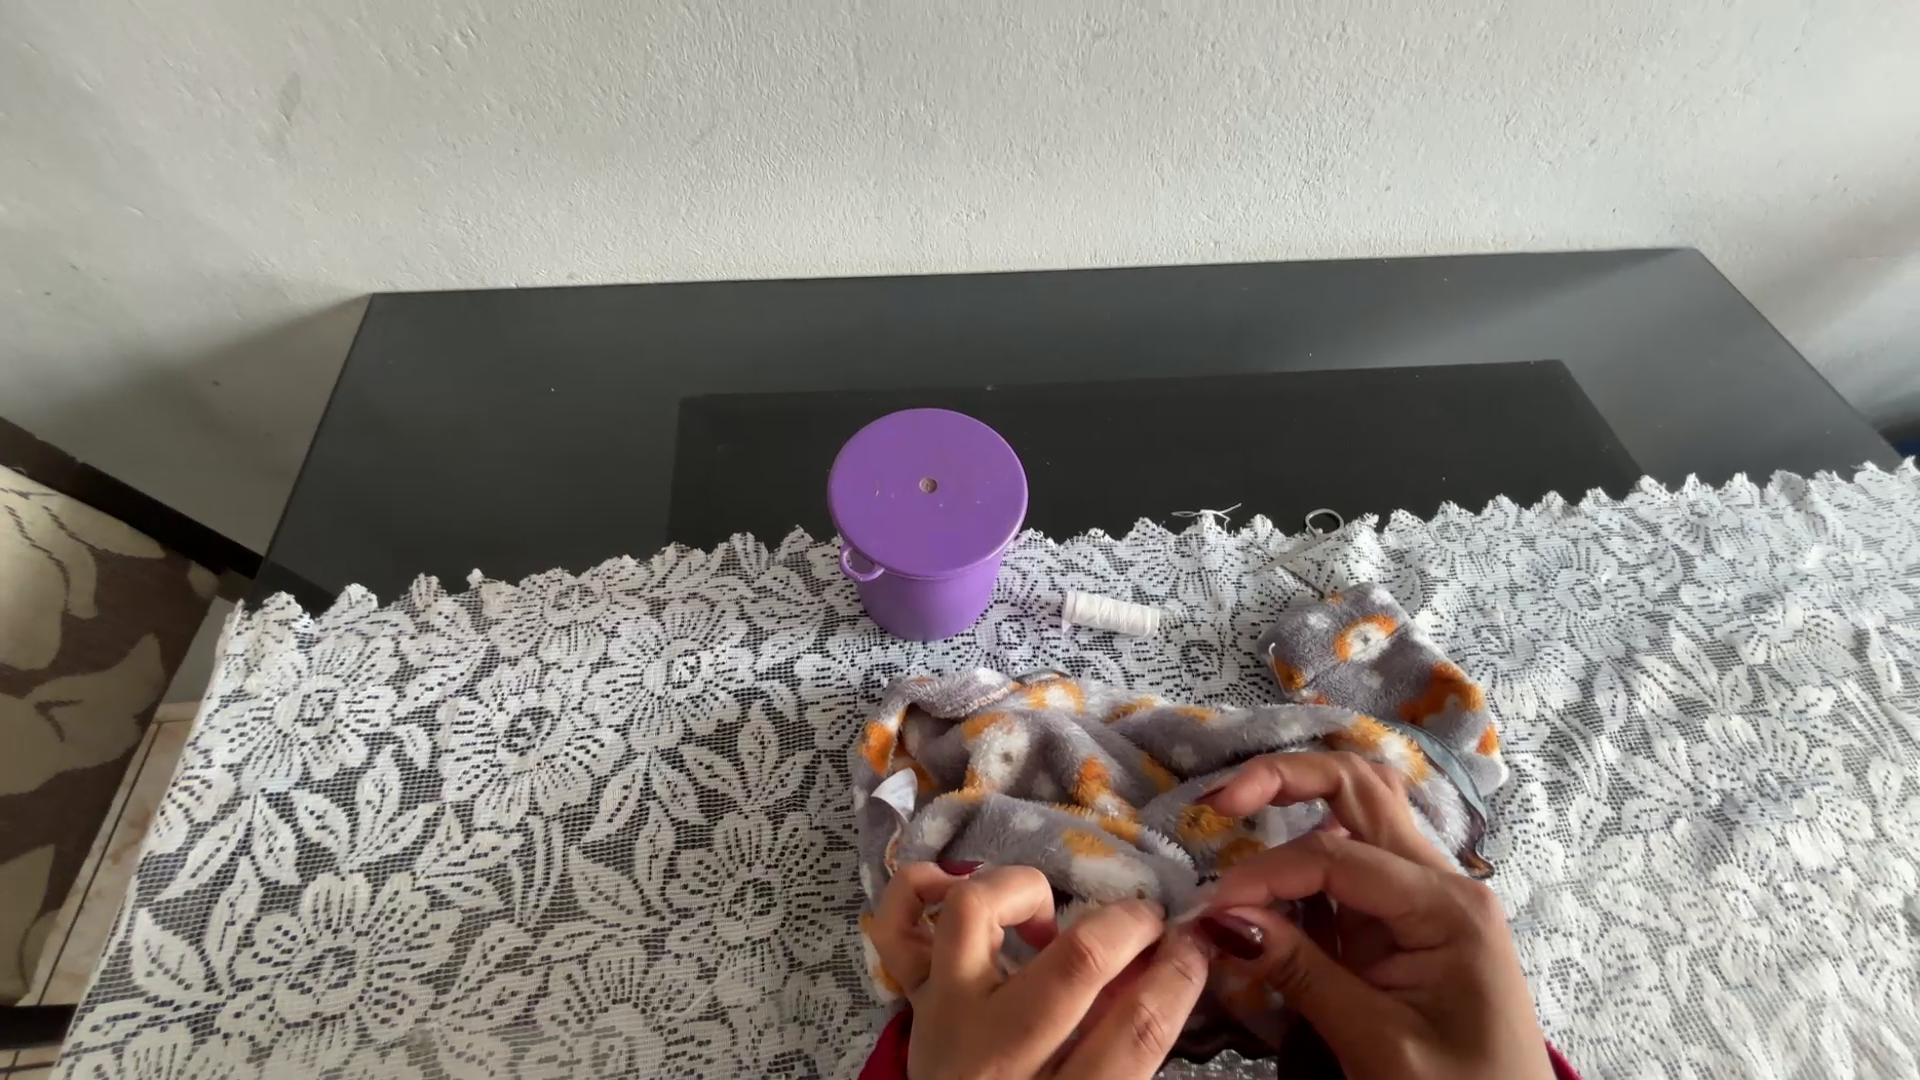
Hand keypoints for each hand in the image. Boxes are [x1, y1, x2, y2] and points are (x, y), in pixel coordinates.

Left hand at [867, 863, 1211, 1078]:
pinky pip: (898, 922)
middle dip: (1123, 927)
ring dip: (1022, 893)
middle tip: (1144, 917)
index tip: (1193, 941)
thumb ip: (1123, 1043)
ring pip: (974, 913)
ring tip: (1045, 918)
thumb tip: (1162, 962)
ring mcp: (940, 1017)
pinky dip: (924, 885)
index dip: (1177, 977)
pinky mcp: (910, 996)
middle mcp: (992, 1057)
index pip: (1133, 1035)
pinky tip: (960, 889)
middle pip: (1071, 966)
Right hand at [1194, 751, 1553, 1079]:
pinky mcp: (1399, 913)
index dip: (1264, 874)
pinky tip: (1266, 857)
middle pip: (1358, 787)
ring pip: (1356, 804)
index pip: (1332, 858)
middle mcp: (1439, 878)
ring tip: (1236, 807)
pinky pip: (1347, 852)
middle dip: (1283, 778)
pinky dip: (1301, 843)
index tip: (1212, 909)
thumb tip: (1215, 918)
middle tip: (1221, 800)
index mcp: (1446, 906)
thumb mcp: (1379, 1045)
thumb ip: (1298, 970)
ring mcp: (1421, 891)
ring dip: (1295, 795)